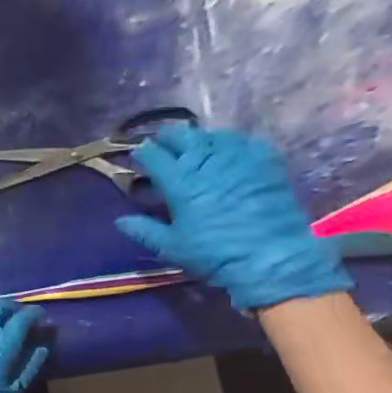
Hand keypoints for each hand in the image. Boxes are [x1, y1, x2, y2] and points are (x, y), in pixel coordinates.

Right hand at [115, 123, 352, 311]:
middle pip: (181, 135)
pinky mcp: (264, 160)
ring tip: (193, 148)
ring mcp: (237, 157)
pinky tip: (226, 152)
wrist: (270, 258)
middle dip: (167, 138)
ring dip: (197, 138)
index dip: (141, 154)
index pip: (152, 155)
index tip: (138, 159)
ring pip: (211, 134)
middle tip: (162, 147)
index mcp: (179, 181)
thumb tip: (121, 221)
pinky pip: (242, 141)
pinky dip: (228, 143)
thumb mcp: (172, 247)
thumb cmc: (214, 254)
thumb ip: (144, 230)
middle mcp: (206, 161)